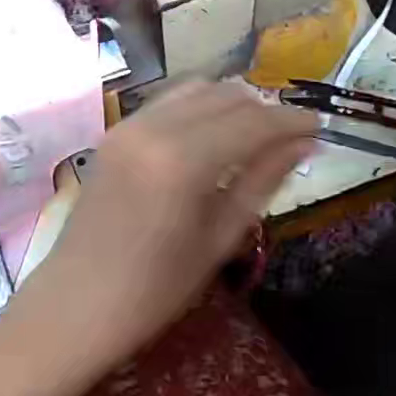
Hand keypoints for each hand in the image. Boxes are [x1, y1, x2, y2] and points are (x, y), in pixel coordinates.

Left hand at [19, 82, 316, 374]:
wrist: (77, 304)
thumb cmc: (154, 289)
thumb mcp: (219, 239)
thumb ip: (262, 182)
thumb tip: (304, 144)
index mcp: (183, 161)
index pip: (254, 121)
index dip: (292, 121)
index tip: (319, 128)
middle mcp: (154, 128)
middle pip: (226, 95)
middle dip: (265, 110)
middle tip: (290, 138)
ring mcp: (128, 126)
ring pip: (196, 90)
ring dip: (232, 104)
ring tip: (254, 136)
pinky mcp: (114, 133)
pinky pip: (168, 103)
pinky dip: (199, 109)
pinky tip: (212, 138)